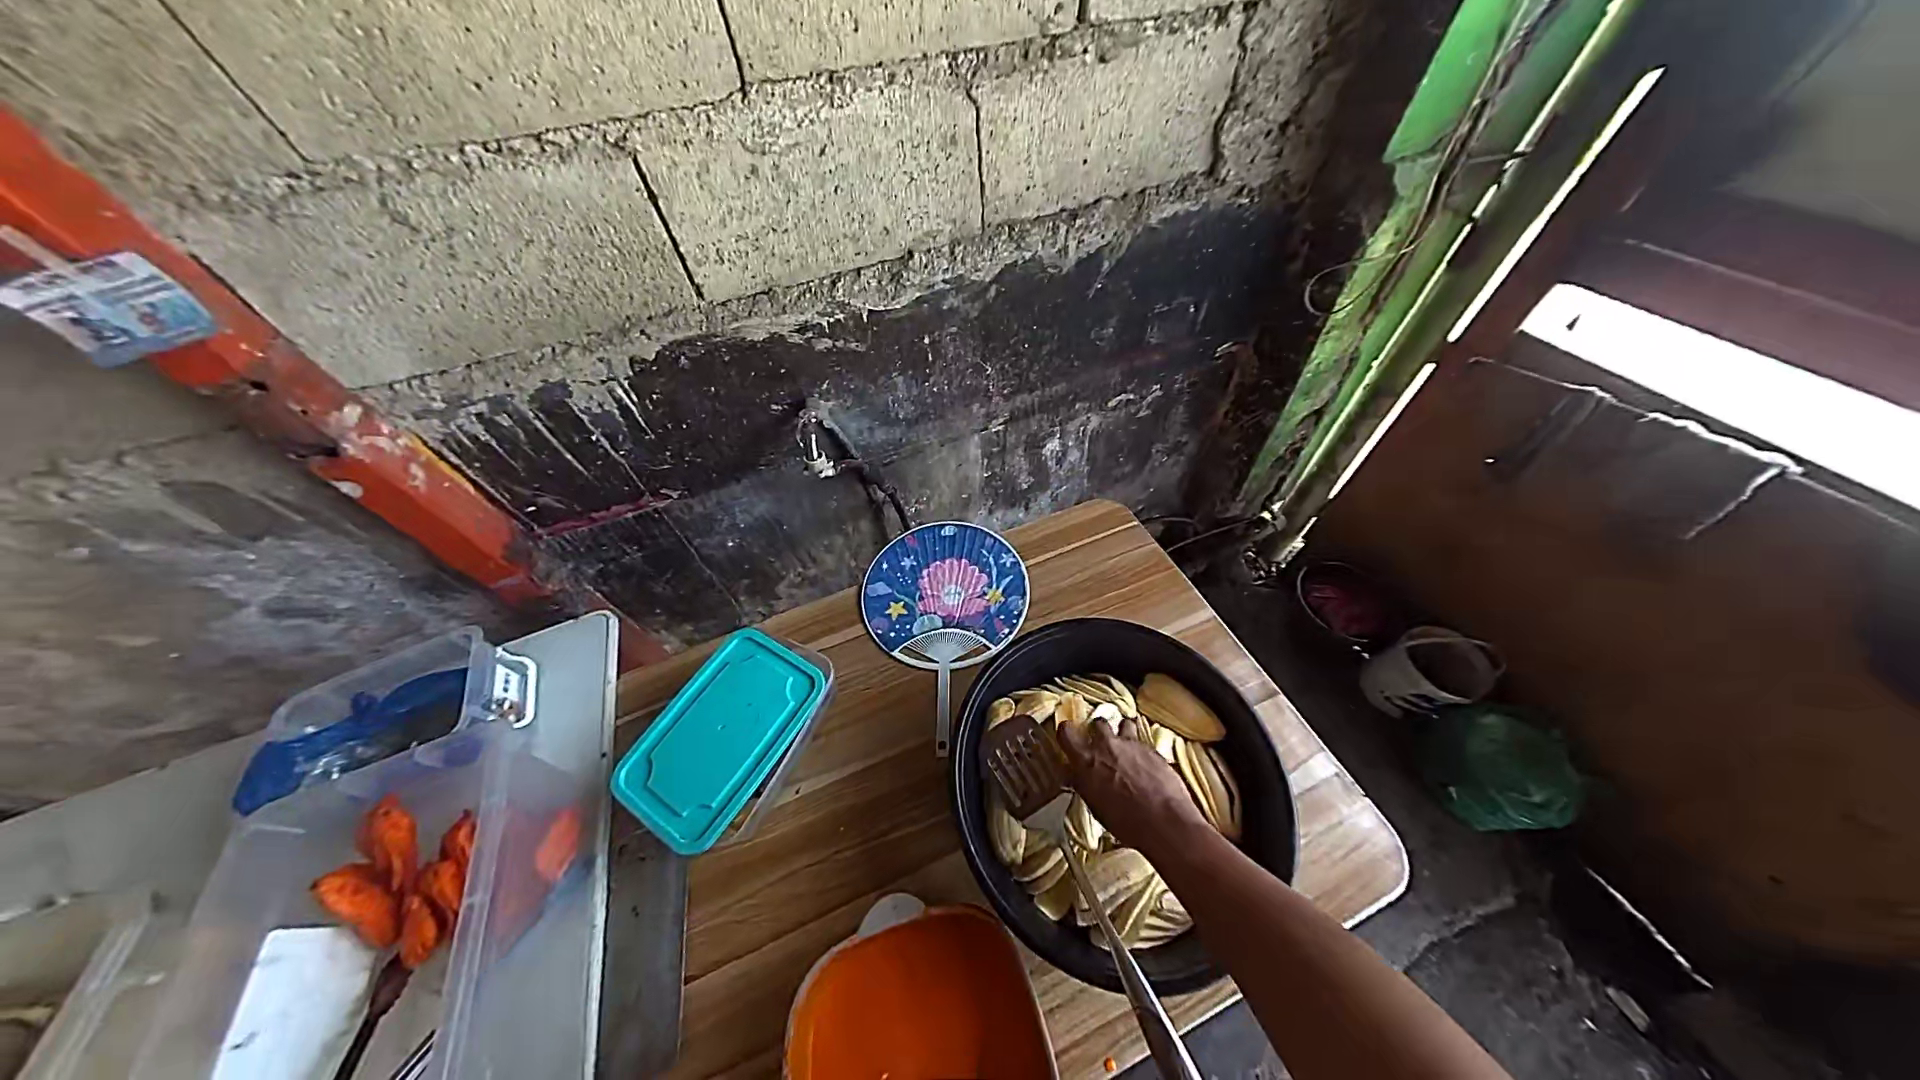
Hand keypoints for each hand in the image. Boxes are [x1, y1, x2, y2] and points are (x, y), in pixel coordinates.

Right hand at [1058, 718, 1208, 855]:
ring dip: (1123, 732)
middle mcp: (1106, 746)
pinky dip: (1140, 748)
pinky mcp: (1152, 748)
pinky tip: (1145, 762)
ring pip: (1123, 724)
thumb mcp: (1095, 805)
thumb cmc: (1125, 822)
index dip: (1067, 731)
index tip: (1070, 736)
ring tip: (1126, 746)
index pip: (1066, 731)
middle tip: (1101, 742)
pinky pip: (1142, 740)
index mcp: (1086, 760)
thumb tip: (1075, 776)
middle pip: (1098, 722)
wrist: (1163, 821)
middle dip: (1099, 730)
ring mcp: (1131, 745)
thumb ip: (1083, 783)